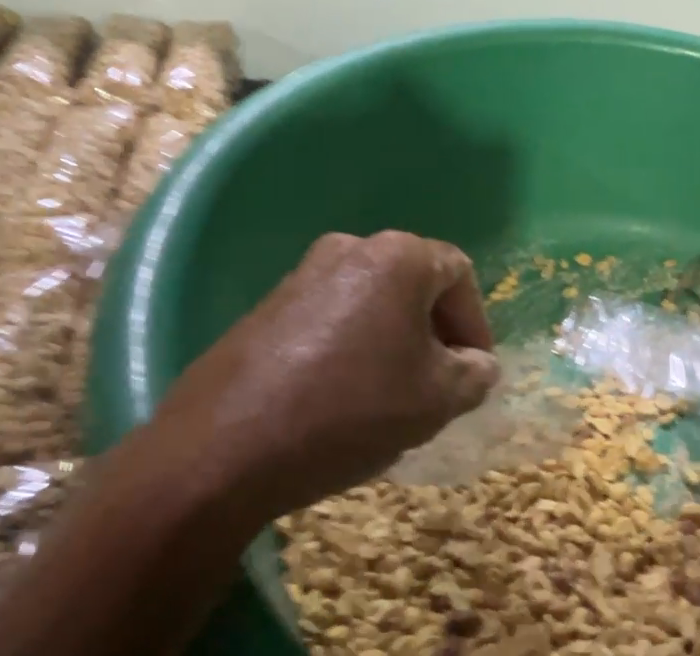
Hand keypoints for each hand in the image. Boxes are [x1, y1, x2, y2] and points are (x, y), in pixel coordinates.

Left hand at [150, 231, 500, 514]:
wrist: (222, 450)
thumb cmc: (350, 411)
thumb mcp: (437, 399)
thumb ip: (475, 373)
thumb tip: (477, 364)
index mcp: (397, 257)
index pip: (458, 274)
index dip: (475, 324)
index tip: (474, 373)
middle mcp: (349, 250)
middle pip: (412, 285)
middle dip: (434, 334)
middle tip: (438, 386)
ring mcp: (300, 277)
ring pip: (370, 305)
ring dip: (392, 344)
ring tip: (390, 401)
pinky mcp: (265, 310)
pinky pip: (329, 321)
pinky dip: (350, 352)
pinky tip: (342, 403)